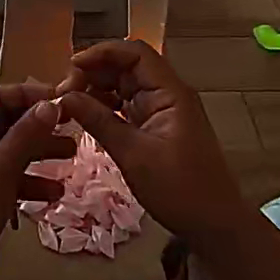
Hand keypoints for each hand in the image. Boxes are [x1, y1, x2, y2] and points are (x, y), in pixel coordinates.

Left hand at [0, 82, 75, 279]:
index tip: (60, 98)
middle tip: (73, 125)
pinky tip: (56, 193)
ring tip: (72, 155)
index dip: (27, 94)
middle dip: (38, 125)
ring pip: (12, 152)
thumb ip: (26, 134)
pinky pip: (10, 180)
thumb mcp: (0, 167)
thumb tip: (51, 103)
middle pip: (6, 123)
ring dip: (40, 153)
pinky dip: (31, 183)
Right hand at [55, 40, 250, 249]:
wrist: (215, 227)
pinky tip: (84, 116)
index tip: (72, 67)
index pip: (135, 53)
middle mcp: (165, 93)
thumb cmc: (179, 189)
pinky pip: (124, 104)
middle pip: (125, 66)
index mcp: (169, 92)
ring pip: (121, 84)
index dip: (102, 53)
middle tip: (65, 93)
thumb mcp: (133, 154)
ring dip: (95, 89)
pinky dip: (103, 106)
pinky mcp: (154, 125)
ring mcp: (160, 109)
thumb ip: (98, 120)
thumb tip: (64, 97)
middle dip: (93, 72)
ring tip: (69, 104)